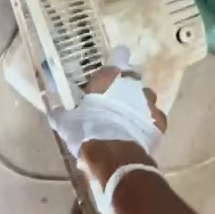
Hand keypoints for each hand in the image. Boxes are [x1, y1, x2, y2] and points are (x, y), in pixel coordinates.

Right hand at [72, 67, 165, 185]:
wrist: (114, 154)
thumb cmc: (87, 131)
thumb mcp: (67, 123)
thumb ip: (63, 115)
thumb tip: (55, 113)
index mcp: (109, 78)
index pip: (117, 58)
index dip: (115, 63)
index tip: (110, 75)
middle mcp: (132, 85)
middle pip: (133, 78)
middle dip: (126, 87)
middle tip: (116, 99)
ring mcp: (148, 103)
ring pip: (146, 97)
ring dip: (139, 104)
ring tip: (128, 117)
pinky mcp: (159, 122)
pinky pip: (154, 118)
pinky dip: (148, 123)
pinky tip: (140, 131)